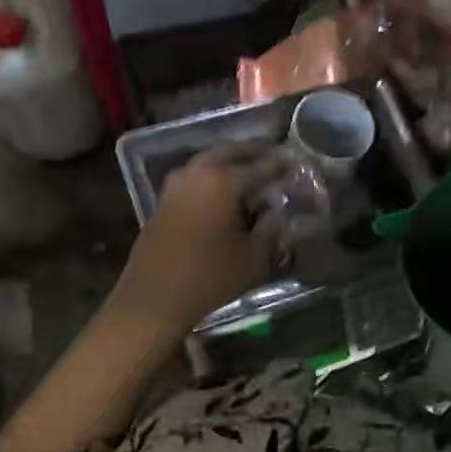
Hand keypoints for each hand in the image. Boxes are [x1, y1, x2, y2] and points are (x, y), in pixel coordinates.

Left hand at [109, 145, 285, 330]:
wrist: (154, 299)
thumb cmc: (209, 277)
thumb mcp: (253, 258)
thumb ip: (270, 230)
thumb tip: (277, 212)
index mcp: (222, 180)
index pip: (261, 165)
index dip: (281, 165)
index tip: (296, 164)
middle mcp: (196, 173)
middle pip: (228, 152)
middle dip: (252, 152)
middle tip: (272, 158)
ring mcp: (175, 186)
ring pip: (207, 163)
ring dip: (228, 164)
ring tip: (249, 176)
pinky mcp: (163, 203)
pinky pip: (194, 180)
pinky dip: (211, 180)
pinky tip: (223, 196)